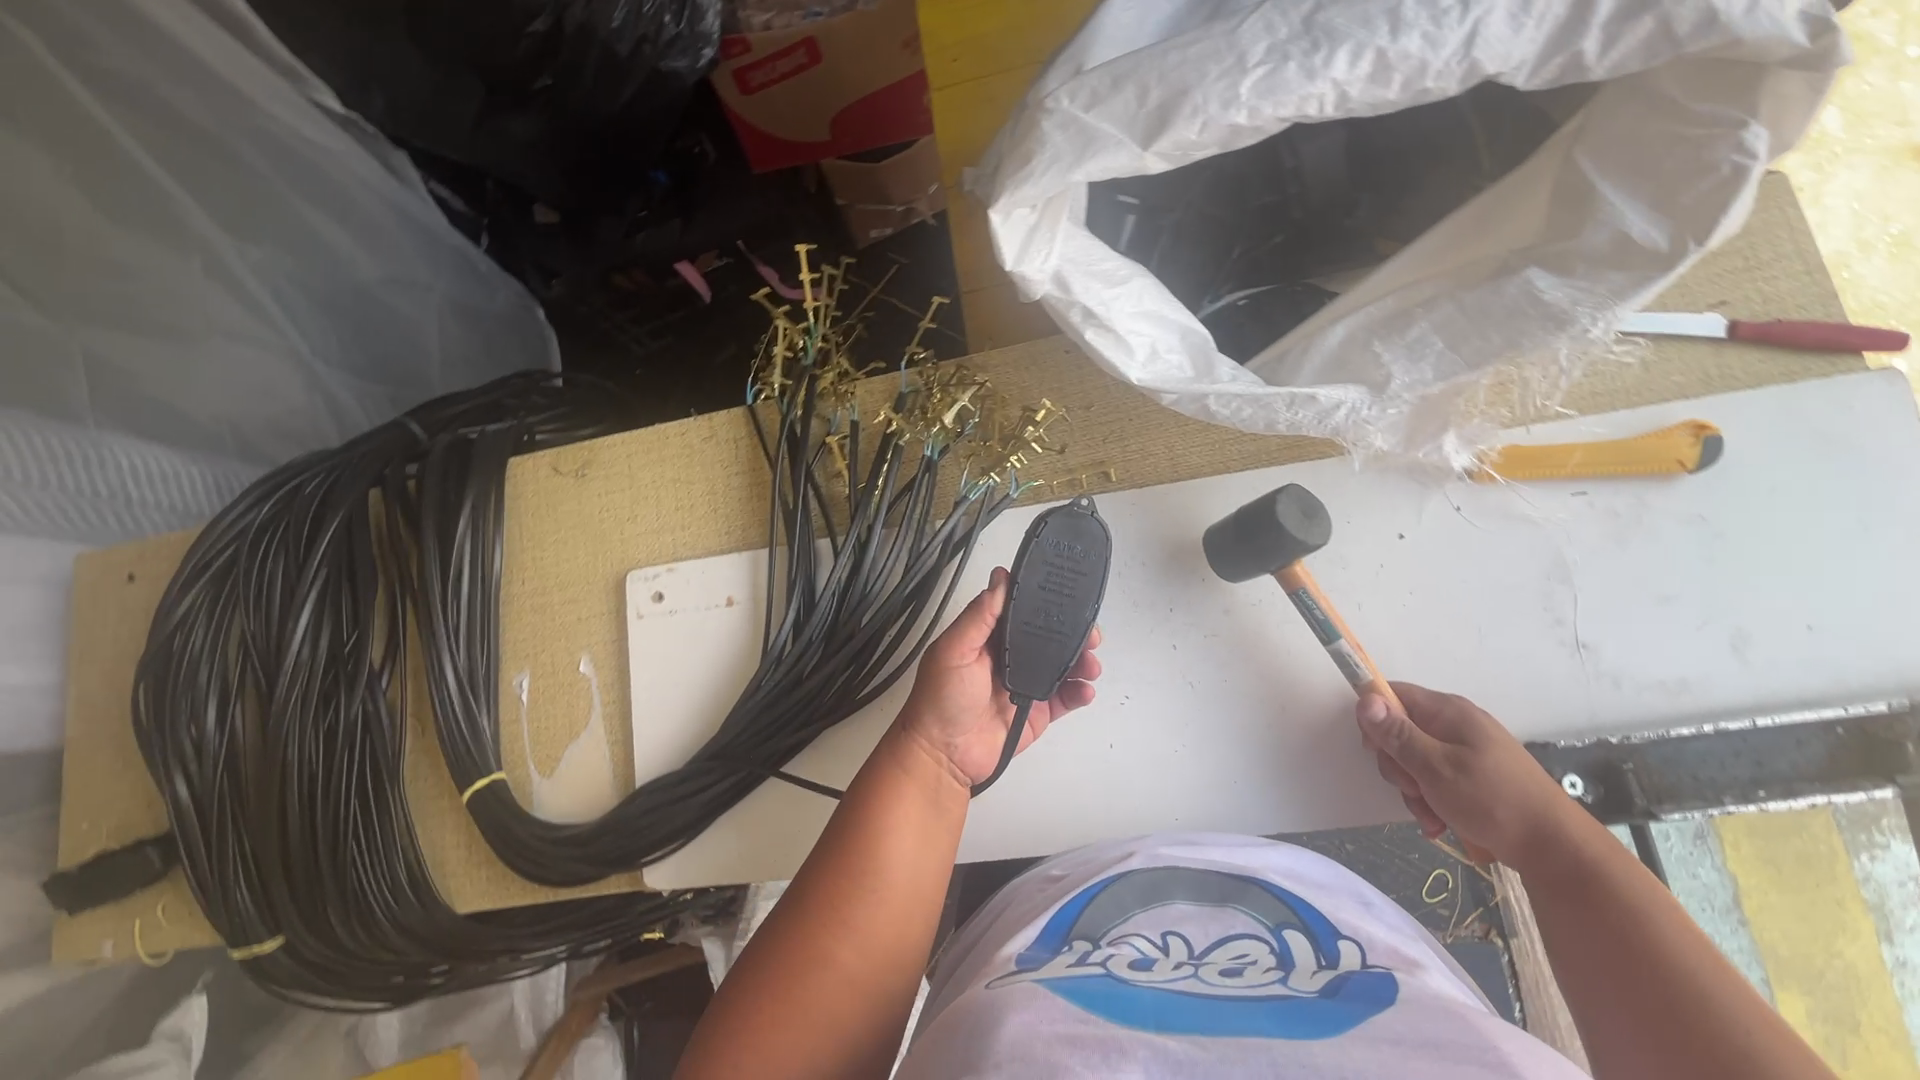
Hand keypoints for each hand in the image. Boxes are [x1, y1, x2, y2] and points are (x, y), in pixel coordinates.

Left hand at [895, 567, 1101, 788]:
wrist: (943, 754)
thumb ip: (979, 615)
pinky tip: (1085, 690)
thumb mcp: (954, 650)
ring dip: (1081, 661)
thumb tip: (1000, 577)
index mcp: (989, 638)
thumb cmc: (940, 699)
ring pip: (1062, 666)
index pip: (1023, 612)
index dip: (1046, 603)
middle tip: (1091, 635)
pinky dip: (1080, 692)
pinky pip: (1065, 699)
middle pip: (1050, 638)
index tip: (1069, 597)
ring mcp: (1025, 685)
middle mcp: (1010, 658)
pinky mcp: (1037, 712)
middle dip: (1074, 633)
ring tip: (1091, 664)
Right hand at [1356, 682, 1580, 868]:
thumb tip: (1364, 698)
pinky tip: (1439, 822)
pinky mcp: (1472, 774)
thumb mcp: (1435, 768)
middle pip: (1400, 732)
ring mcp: (1465, 750)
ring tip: (1431, 814)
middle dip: (1398, 765)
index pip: (1393, 694)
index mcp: (1448, 712)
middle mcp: (1455, 724)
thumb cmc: (1492, 800)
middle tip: (1413, 788)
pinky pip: (1435, 779)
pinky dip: (1431, 800)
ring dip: (1413, 790)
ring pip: (1414, 761)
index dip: (1375, 719)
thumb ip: (1397, 734)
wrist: (1552, 846)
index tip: (1374, 750)